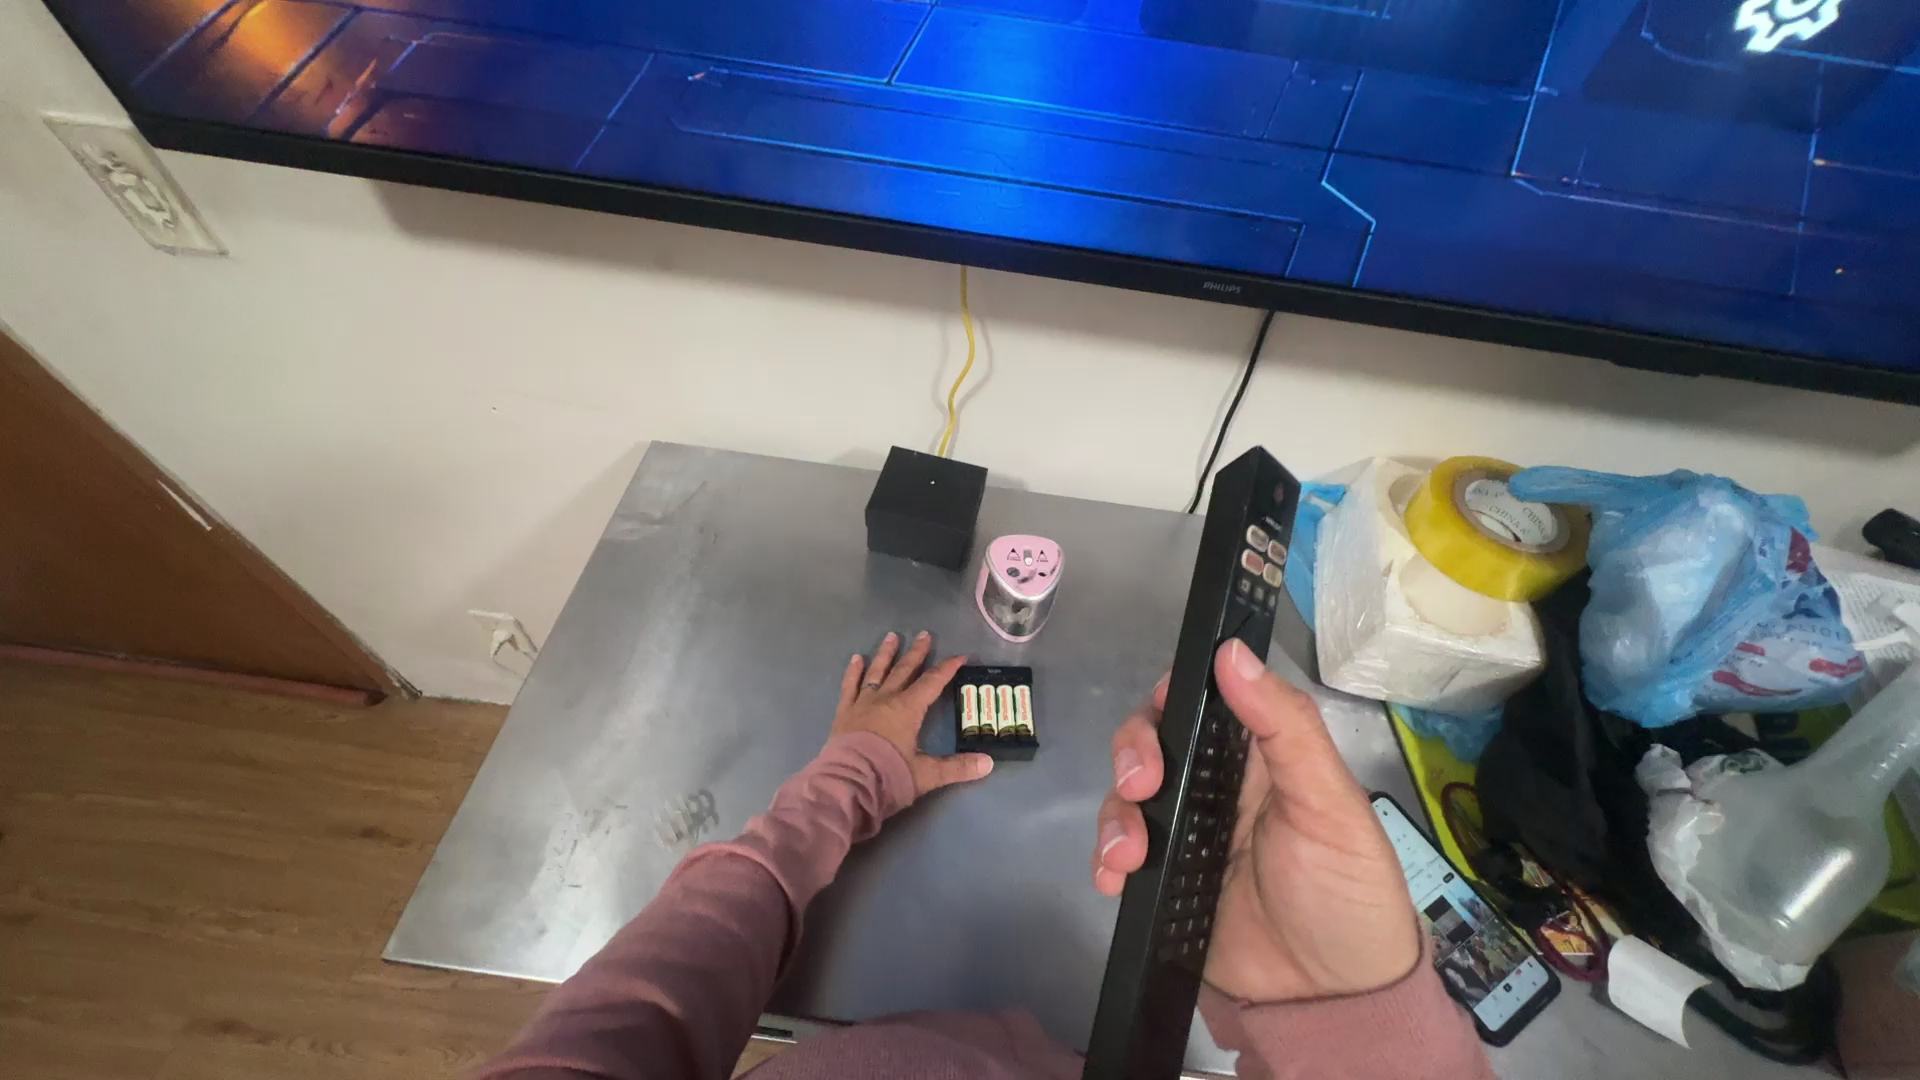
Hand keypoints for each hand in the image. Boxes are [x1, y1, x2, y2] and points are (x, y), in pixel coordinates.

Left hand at [833, 631, 993, 797]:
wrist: (847, 784)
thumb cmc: (889, 776)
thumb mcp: (927, 775)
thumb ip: (957, 767)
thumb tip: (988, 764)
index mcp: (908, 709)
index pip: (933, 683)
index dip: (948, 668)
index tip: (960, 656)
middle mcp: (886, 699)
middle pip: (905, 670)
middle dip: (918, 653)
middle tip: (925, 635)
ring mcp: (862, 704)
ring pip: (877, 672)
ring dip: (886, 654)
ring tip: (892, 636)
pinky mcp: (844, 713)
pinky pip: (850, 686)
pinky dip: (853, 672)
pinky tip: (856, 658)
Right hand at [1092, 640, 1420, 1002]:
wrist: (1330, 1006)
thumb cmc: (1345, 891)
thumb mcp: (1329, 804)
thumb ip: (1286, 727)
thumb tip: (1231, 652)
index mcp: (1253, 757)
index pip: (1200, 702)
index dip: (1172, 693)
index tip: (1163, 704)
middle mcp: (1210, 785)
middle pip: (1150, 741)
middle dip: (1133, 752)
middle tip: (1141, 786)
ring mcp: (1180, 832)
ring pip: (1126, 795)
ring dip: (1114, 815)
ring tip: (1128, 856)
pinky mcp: (1159, 877)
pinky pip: (1116, 851)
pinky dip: (1104, 857)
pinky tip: (1113, 876)